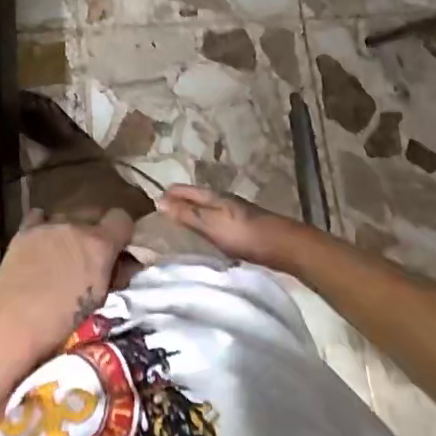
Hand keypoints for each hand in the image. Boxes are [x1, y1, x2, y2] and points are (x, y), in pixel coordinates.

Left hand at [0, 209, 133, 365]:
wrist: (16, 319)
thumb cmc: (64, 319)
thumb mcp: (101, 298)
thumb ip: (113, 273)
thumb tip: (120, 264)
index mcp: (99, 243)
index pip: (122, 218)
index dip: (123, 232)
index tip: (118, 248)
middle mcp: (75, 226)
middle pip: (94, 212)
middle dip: (97, 229)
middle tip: (91, 255)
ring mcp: (47, 225)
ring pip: (67, 215)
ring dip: (71, 229)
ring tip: (63, 252)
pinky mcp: (25, 230)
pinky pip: (39, 217)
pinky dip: (44, 225)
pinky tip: (41, 243)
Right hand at [157, 184, 299, 268]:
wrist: (286, 246)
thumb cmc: (244, 234)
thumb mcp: (210, 224)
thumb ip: (186, 213)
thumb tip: (159, 201)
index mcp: (211, 195)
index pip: (181, 189)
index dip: (165, 197)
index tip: (150, 213)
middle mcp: (221, 200)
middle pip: (193, 199)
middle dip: (177, 207)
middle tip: (160, 225)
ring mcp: (234, 213)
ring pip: (205, 211)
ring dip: (191, 219)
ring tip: (177, 235)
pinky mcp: (243, 227)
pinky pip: (215, 224)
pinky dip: (205, 229)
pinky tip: (203, 242)